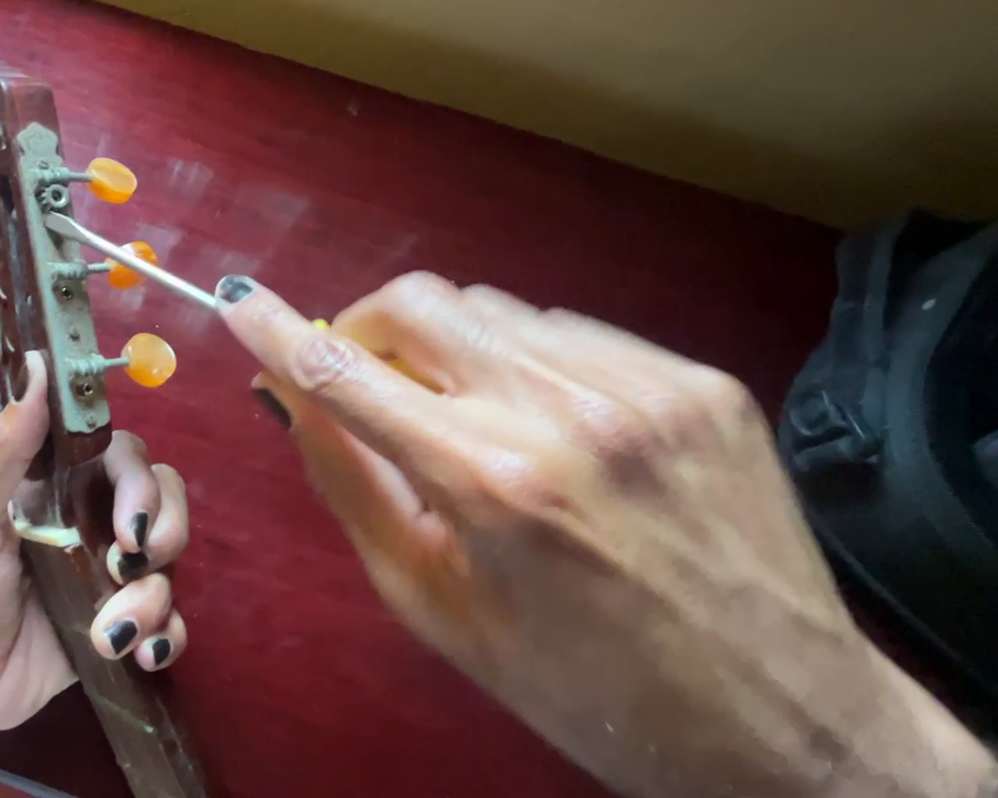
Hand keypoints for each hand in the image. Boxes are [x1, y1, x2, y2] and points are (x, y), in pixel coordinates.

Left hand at [0, 352, 190, 731]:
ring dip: (155, 596)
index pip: (122, 453)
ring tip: (113, 632)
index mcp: (60, 483)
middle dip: (164, 530)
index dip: (137, 479)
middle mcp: (92, 517)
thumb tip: (36, 364)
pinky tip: (139, 655)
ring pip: (173, 558)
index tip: (127, 519)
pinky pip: (173, 617)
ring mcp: (112, 570)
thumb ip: (3, 448)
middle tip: (129, 565)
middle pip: (163, 497)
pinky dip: (167, 635)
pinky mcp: (124, 621)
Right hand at [217, 273, 993, 797]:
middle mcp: (562, 415)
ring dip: (448, 348)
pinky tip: (549, 423)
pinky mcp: (695, 379)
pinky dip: (522, 361)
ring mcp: (641, 387)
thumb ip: (346, 479)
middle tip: (368, 378)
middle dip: (365, 328)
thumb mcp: (425, 597)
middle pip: (416, 302)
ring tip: (470, 413)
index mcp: (487, 484)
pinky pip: (562, 329)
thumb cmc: (568, 677)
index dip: (278, 330)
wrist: (781, 722)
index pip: (346, 374)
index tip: (238, 298)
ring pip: (487, 307)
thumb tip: (289, 391)